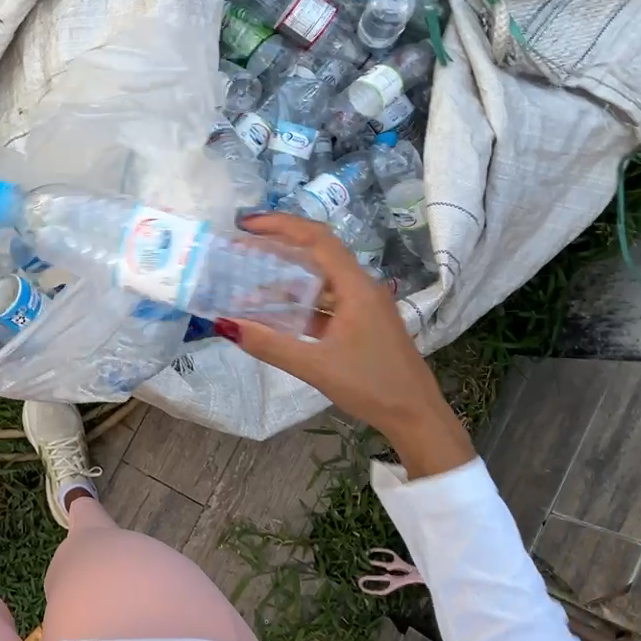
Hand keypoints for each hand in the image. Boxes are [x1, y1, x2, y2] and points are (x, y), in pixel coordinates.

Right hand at [218, 213, 474, 478]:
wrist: (417, 416)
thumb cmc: (372, 386)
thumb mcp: (315, 366)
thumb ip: (269, 344)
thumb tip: (224, 324)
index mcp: (356, 288)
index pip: (317, 239)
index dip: (281, 225)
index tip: (247, 224)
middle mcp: (361, 288)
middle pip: (316, 254)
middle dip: (277, 248)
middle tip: (240, 249)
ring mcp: (363, 306)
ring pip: (319, 281)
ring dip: (284, 282)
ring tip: (246, 287)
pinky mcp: (361, 324)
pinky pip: (324, 302)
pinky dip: (297, 304)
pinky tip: (273, 316)